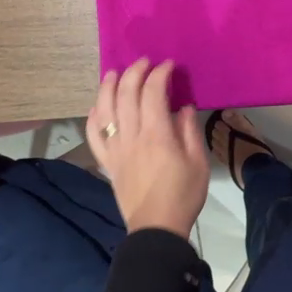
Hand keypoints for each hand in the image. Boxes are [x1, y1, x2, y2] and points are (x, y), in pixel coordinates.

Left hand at [87, 59, 208, 235]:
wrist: (156, 228)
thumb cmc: (183, 195)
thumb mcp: (198, 162)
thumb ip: (189, 131)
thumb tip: (182, 107)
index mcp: (157, 135)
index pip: (153, 92)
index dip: (159, 74)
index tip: (168, 65)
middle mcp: (131, 136)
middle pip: (126, 94)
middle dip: (134, 72)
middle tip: (145, 63)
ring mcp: (115, 149)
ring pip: (104, 109)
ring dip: (108, 86)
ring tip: (114, 73)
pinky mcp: (106, 162)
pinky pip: (93, 134)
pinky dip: (93, 115)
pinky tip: (97, 106)